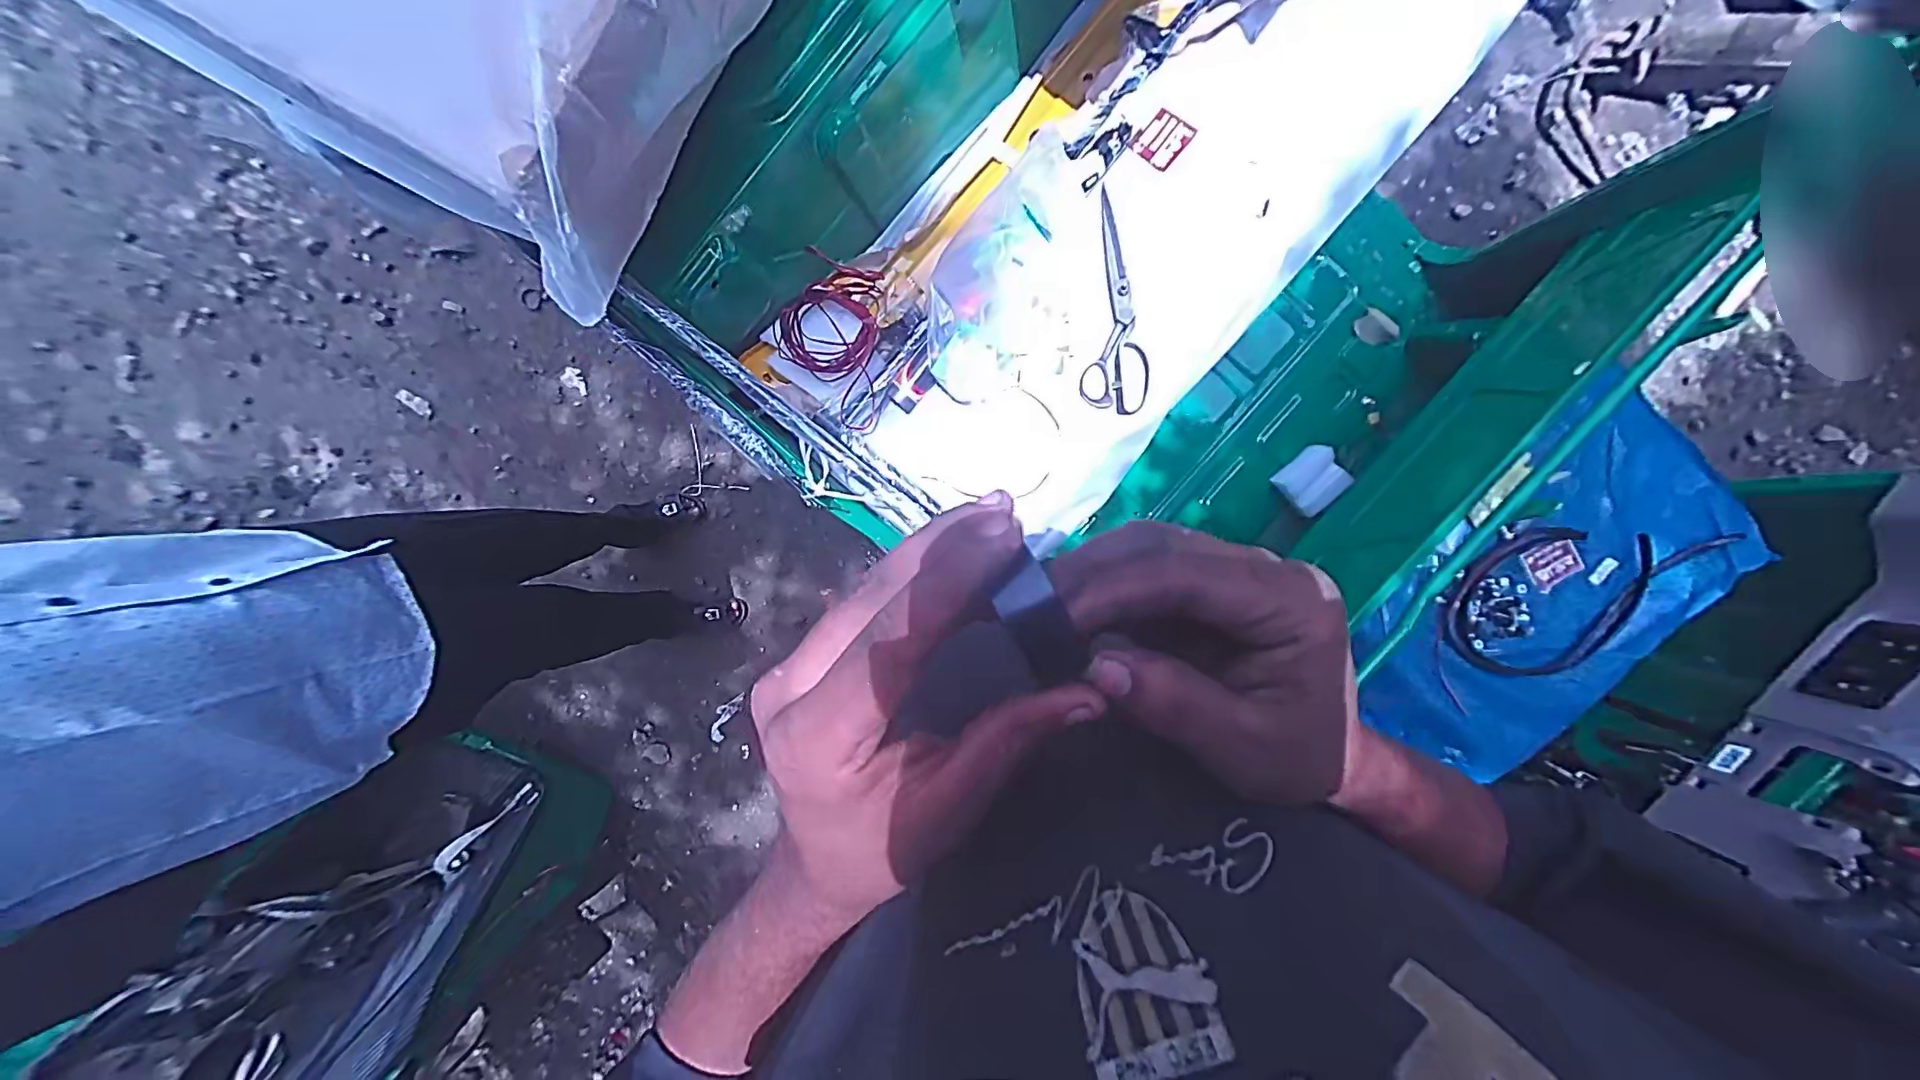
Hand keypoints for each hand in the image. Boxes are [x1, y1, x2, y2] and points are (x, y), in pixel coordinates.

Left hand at [750, 494, 1106, 924]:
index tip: (1004, 534)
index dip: (950, 580)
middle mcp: (789, 686)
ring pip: (864, 588)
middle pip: (872, 596)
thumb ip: (1008, 740)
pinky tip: (950, 546)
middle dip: (942, 546)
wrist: (813, 866)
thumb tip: (1088, 690)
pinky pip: (861, 600)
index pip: (891, 639)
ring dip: (928, 548)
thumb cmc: (880, 854)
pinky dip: (912, 570)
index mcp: (820, 734)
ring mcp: (786, 665)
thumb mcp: (950, 809)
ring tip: (984, 515)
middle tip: (1002, 509)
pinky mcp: (799, 655)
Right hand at [1050, 522, 1505, 895]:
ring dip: (1090, 571)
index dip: (1114, 589)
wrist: (1332, 757)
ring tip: (1041, 604)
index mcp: (1291, 598)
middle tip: (1031, 606)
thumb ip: (1177, 705)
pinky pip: (1144, 566)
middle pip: (1161, 546)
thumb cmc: (1299, 760)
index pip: (1186, 574)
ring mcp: (1235, 567)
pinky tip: (1068, 604)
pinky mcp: (1208, 580)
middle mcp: (1264, 567)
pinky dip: (1102, 583)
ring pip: (1147, 546)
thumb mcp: (1246, 751)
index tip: (1054, 616)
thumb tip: (1095, 667)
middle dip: (1091, 573)